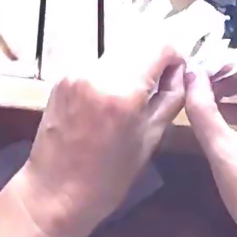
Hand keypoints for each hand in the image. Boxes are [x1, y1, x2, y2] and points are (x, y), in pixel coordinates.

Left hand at [7, 34, 187, 236]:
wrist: (54, 191)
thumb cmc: (108, 178)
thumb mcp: (150, 140)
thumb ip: (170, 99)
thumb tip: (181, 72)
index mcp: (121, 90)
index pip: (159, 46)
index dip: (174, 58)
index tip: (176, 78)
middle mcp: (96, 72)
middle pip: (136, 44)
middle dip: (153, 61)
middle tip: (158, 89)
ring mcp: (75, 72)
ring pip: (117, 53)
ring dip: (132, 67)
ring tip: (135, 99)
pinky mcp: (62, 78)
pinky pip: (97, 65)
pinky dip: (111, 75)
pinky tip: (110, 103)